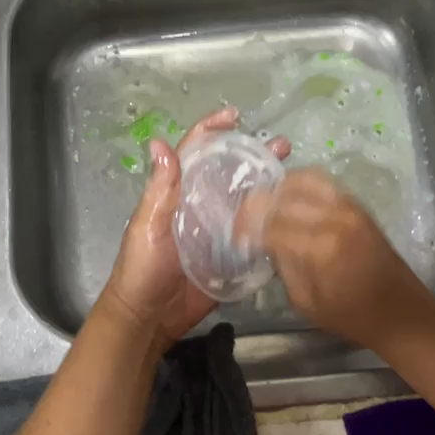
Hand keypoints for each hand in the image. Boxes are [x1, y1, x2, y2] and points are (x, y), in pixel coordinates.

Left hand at [93, 107, 290, 347]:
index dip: (212, 130)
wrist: (149, 317)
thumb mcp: (147, 226)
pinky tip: (291, 216)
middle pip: (228, 172)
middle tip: (281, 145)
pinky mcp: (230, 256)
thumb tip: (159, 143)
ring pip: (245, 200)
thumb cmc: (141, 269)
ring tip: (293, 174)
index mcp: (177, 193)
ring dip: (266, 185)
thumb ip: (159, 190)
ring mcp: (217, 230)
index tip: (234, 116)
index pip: (194, 152)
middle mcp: (200, 206)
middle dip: (252, 155)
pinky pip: (253, 234)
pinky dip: (271, 223)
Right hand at [259, 169, 434, 347]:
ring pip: (304, 179)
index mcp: (320, 246)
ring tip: (267, 206)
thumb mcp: (305, 301)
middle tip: (246, 220)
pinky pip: (324, 183)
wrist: (401, 312)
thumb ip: (284, 265)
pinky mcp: (358, 205)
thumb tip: (266, 242)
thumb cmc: (352, 315)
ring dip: (279, 189)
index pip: (272, 224)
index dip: (248, 229)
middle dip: (259, 206)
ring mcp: (349, 207)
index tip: (237, 237)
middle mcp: (335, 218)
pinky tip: (290, 200)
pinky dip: (301, 185)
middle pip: (284, 196)